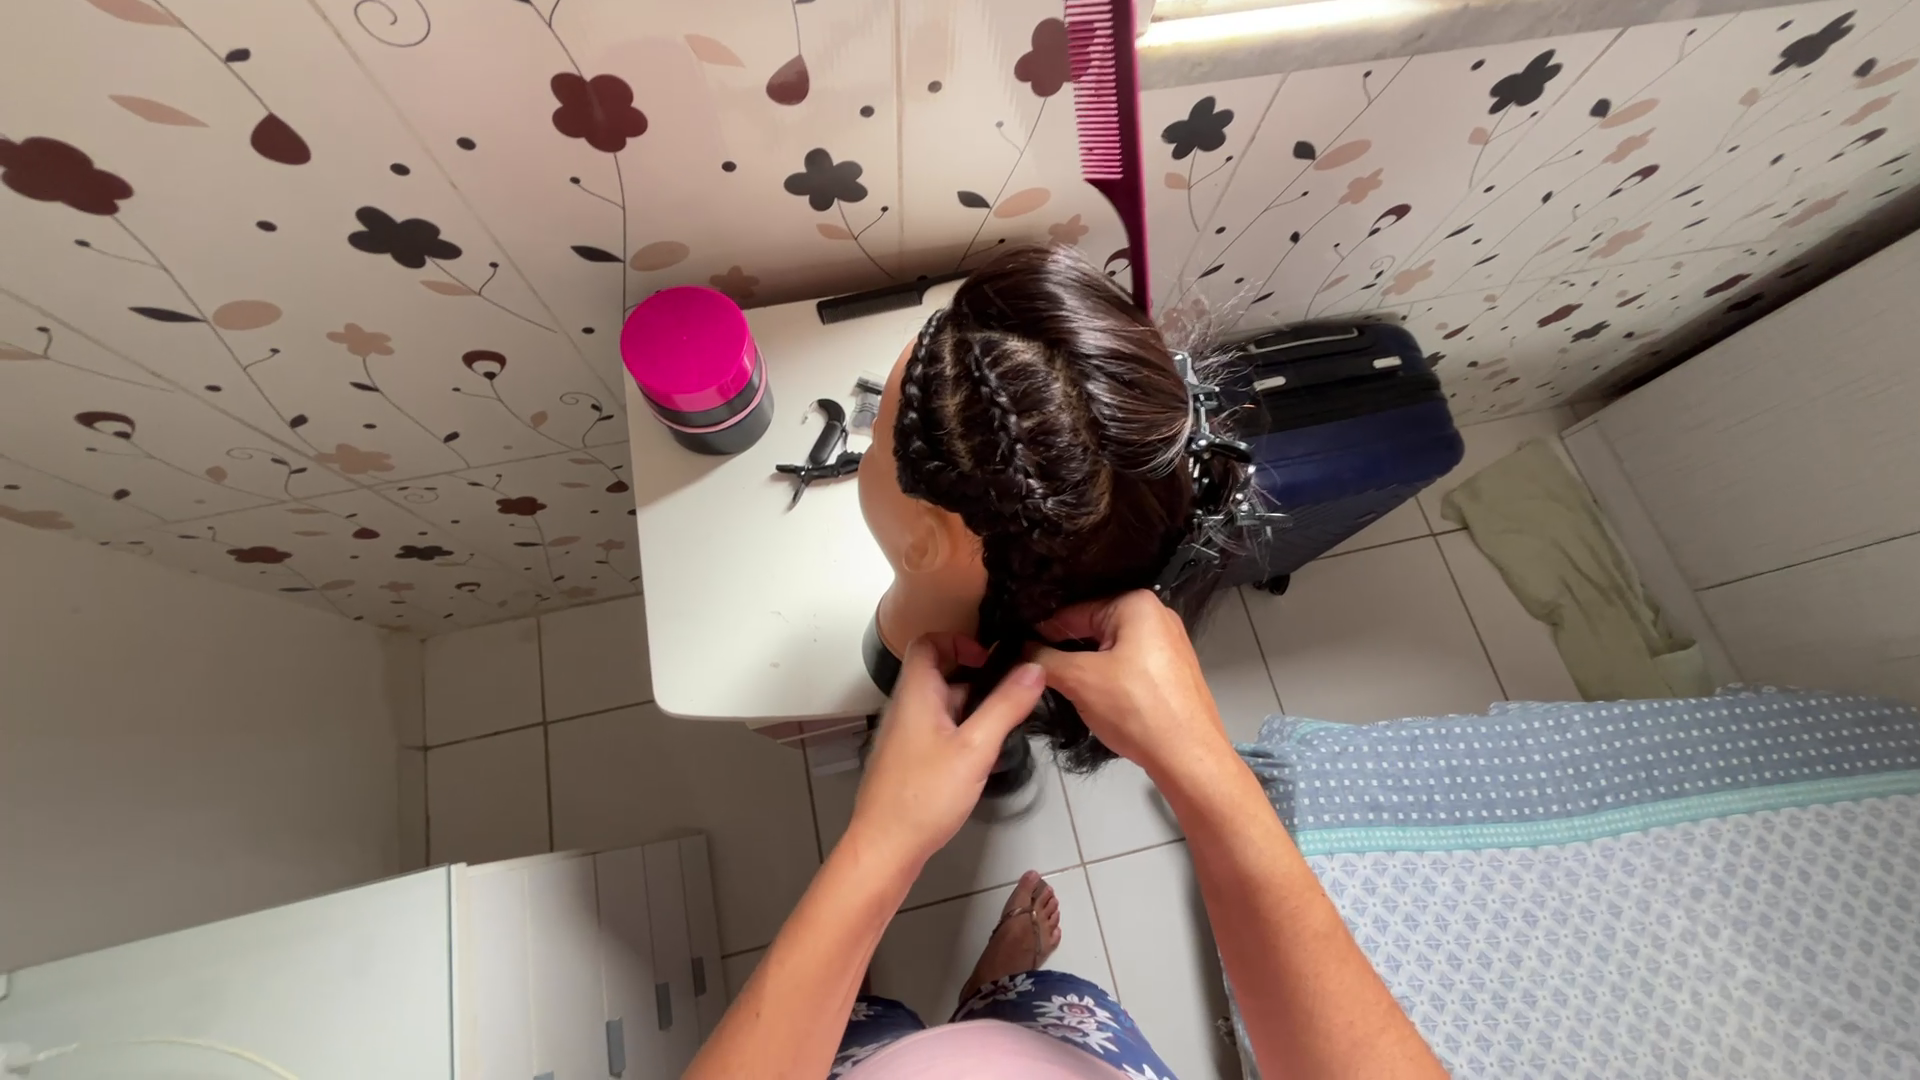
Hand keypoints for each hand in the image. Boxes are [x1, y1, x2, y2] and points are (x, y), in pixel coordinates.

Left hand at [848, 634, 1046, 868]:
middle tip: (1010, 696)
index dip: (959, 641)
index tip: (990, 661)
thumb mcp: (976, 747)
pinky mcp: (910, 759)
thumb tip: (1034, 667)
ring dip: (973, 708)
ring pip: (943, 704)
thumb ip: (1006, 705)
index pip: (928, 642)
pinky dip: (962, 731)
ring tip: (1004, 728)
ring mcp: (906, 734)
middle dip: (977, 679)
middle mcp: (906, 707)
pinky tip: (982, 756)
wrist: (885, 848)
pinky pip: (939, 729)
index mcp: (916, 693)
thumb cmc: (926, 795)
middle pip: (940, 673)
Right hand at [1030, 590, 1231, 779]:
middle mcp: (1155, 615)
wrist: (1189, 759)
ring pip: (1107, 648)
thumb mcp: (1079, 680)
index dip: (1040, 633)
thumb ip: (1042, 659)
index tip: (1016, 653)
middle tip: (1035, 674)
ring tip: (1059, 688)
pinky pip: (1126, 664)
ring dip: (1083, 667)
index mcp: (1136, 603)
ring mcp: (1167, 643)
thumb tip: (1016, 650)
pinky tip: (1092, 698)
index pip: (1072, 611)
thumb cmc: (1136, 710)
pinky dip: (1105, 678)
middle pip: (1090, 627)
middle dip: (1064, 651)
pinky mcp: (1170, 670)